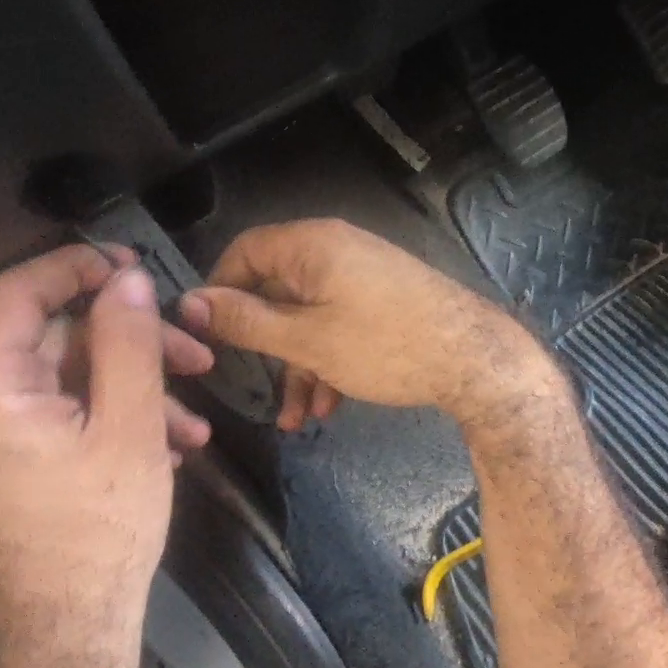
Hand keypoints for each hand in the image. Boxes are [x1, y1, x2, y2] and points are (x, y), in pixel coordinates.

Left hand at [0, 245, 212, 667]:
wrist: (67, 633)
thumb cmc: (100, 530)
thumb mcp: (129, 429)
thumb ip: (128, 345)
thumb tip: (128, 280)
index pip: (18, 294)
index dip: (77, 268)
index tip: (136, 267)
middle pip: (53, 342)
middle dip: (132, 345)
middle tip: (198, 356)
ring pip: (66, 385)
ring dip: (135, 391)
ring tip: (196, 425)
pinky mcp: (6, 471)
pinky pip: (59, 422)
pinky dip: (112, 423)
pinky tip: (168, 448)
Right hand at [179, 219, 555, 429]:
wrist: (476, 361)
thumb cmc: (385, 346)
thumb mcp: (307, 340)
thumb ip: (246, 322)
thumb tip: (190, 303)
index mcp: (312, 246)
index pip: (246, 252)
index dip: (220, 291)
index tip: (206, 334)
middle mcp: (338, 252)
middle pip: (280, 292)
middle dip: (266, 347)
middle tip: (251, 386)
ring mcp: (366, 278)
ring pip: (313, 320)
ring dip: (300, 369)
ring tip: (296, 421)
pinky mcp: (388, 304)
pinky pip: (343, 327)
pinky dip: (331, 362)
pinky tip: (330, 408)